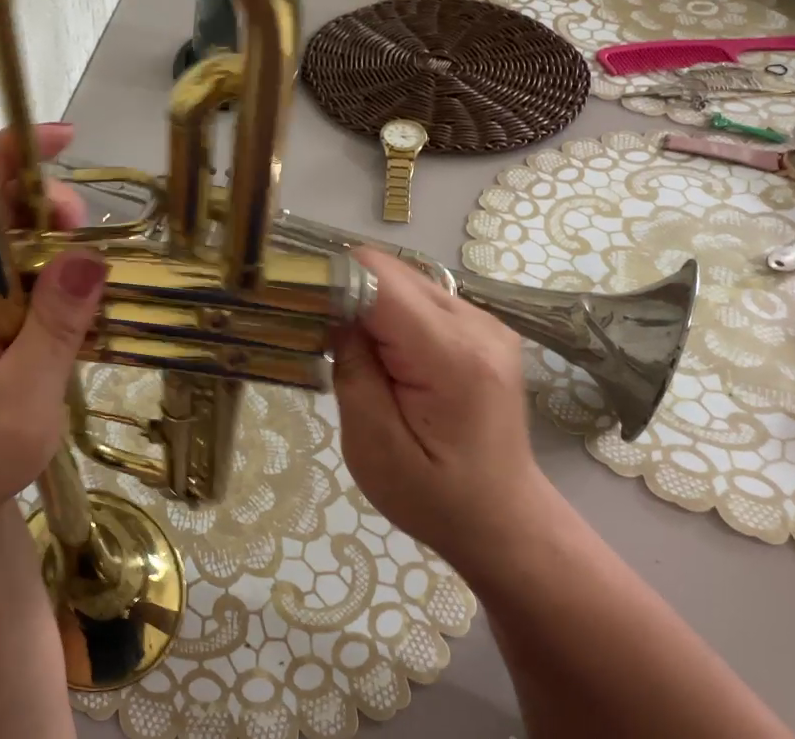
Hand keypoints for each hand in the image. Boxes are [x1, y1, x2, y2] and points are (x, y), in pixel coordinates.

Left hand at [0, 124, 106, 522]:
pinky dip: (50, 270)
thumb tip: (87, 256)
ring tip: (90, 276)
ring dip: (53, 240)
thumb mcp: (24, 400)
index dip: (9, 155)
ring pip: (8, 240)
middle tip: (91, 237)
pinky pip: (15, 272)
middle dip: (46, 204)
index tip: (65, 138)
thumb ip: (54, 329)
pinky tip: (77, 298)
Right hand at [332, 249, 551, 570]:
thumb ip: (352, 370)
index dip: (327, 283)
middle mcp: (476, 325)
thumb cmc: (434, 497)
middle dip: (341, 292)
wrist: (504, 522)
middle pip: (387, 271)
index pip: (377, 280)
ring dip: (362, 303)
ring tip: (342, 347)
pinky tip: (376, 353)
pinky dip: (383, 313)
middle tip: (311, 334)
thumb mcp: (373, 445)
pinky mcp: (479, 329)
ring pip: (399, 278)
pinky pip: (416, 297)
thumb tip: (331, 312)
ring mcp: (484, 323)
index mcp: (452, 355)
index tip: (291, 309)